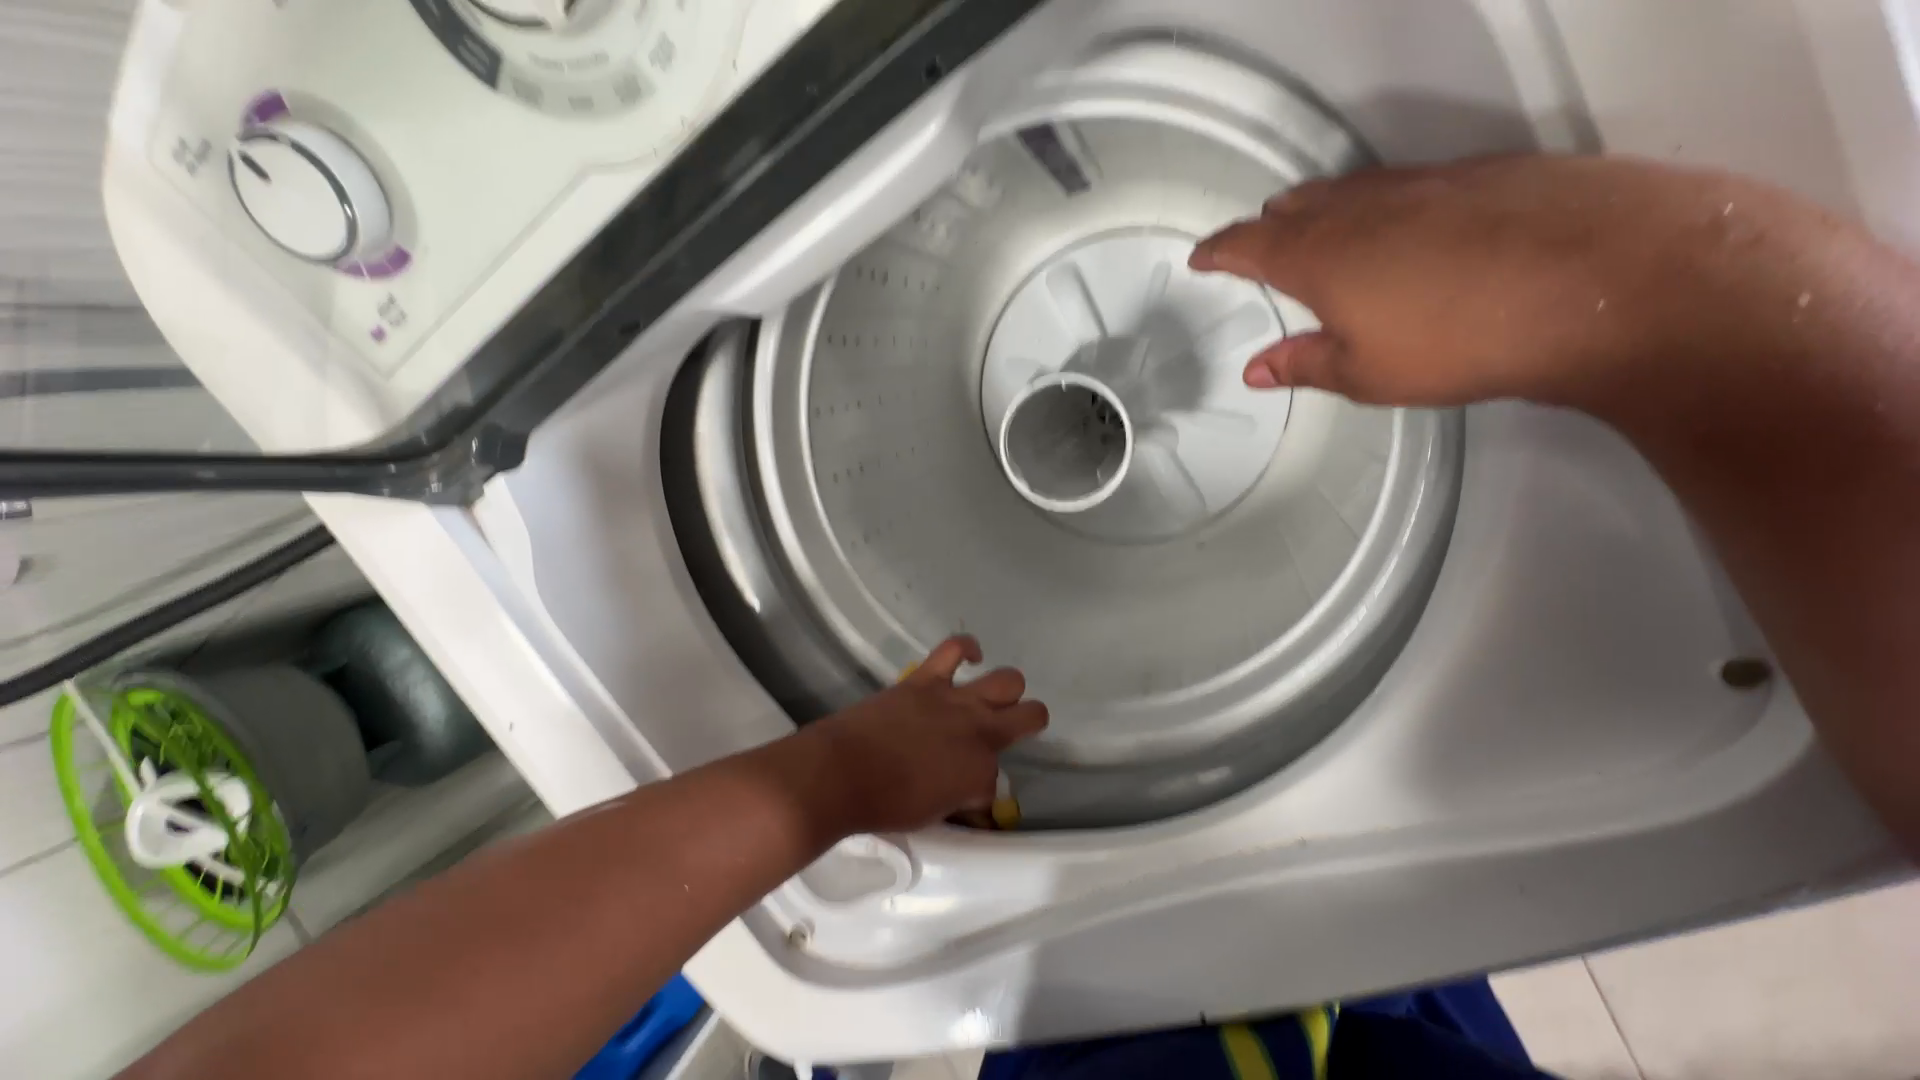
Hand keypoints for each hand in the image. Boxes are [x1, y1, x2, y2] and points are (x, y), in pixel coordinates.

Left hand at [781, 635, 1047, 836]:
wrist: (841, 773)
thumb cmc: (883, 804)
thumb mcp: (931, 815)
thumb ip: (955, 796)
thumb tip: (962, 790)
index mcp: (981, 774)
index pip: (995, 782)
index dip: (980, 789)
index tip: (962, 795)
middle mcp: (980, 733)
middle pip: (1030, 717)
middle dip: (1027, 724)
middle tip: (1009, 731)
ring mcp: (955, 701)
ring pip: (1008, 680)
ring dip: (1008, 690)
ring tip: (994, 696)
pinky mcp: (926, 679)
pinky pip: (955, 649)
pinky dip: (967, 648)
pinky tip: (972, 655)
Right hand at [1190, 155, 1846, 410]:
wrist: (1604, 280)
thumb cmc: (1464, 337)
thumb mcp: (1368, 372)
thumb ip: (1304, 364)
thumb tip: (1257, 368)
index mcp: (1319, 254)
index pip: (1248, 244)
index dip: (1219, 251)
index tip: (1201, 256)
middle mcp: (1361, 206)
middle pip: (1296, 206)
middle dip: (1268, 225)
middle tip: (1256, 241)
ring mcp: (1422, 182)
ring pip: (1352, 189)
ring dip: (1324, 208)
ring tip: (1317, 227)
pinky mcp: (1479, 174)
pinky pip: (1406, 185)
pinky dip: (1383, 204)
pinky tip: (1403, 227)